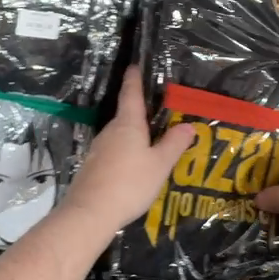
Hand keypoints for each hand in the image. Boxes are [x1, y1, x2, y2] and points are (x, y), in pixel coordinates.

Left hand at [61, 66, 195, 230]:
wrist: (89, 213)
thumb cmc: (129, 183)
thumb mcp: (159, 165)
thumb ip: (174, 144)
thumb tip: (188, 126)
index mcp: (128, 124)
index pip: (131, 94)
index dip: (134, 79)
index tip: (134, 66)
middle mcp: (110, 132)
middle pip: (126, 116)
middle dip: (139, 113)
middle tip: (157, 113)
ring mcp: (98, 150)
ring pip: (119, 136)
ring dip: (133, 136)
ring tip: (150, 143)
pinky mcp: (92, 167)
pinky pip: (113, 152)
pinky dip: (125, 153)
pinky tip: (133, 167)